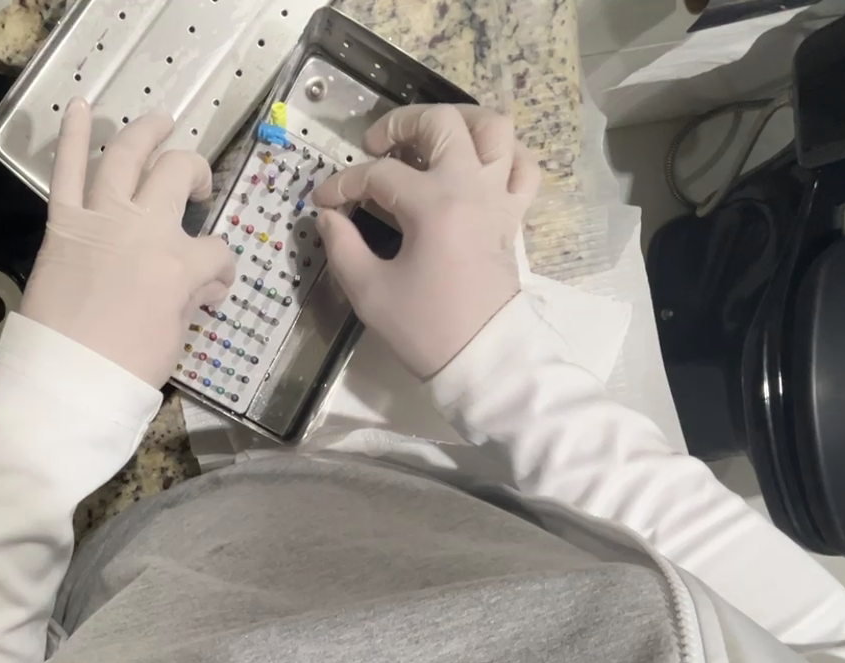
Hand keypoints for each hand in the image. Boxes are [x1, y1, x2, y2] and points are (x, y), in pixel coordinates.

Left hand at [21, 100, 236, 385]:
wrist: (68, 379)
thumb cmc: (128, 368)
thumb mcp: (174, 338)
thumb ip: (189, 300)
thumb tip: (202, 285)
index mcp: (180, 264)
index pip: (217, 252)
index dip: (223, 269)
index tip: (215, 287)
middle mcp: (145, 227)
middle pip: (178, 176)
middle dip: (196, 175)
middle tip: (198, 186)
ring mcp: (102, 218)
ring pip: (127, 155)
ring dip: (147, 131)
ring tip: (162, 120)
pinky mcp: (64, 222)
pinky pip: (66, 170)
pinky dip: (73, 136)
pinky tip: (79, 106)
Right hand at [312, 104, 541, 378]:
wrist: (479, 358)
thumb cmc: (423, 329)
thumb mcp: (369, 292)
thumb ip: (342, 247)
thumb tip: (329, 216)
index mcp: (433, 205)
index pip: (379, 175)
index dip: (343, 184)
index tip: (322, 202)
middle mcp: (471, 187)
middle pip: (442, 123)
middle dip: (401, 124)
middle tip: (375, 145)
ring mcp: (498, 198)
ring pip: (493, 129)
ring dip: (459, 122)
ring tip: (431, 141)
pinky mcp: (513, 216)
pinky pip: (522, 166)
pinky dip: (503, 155)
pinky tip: (477, 165)